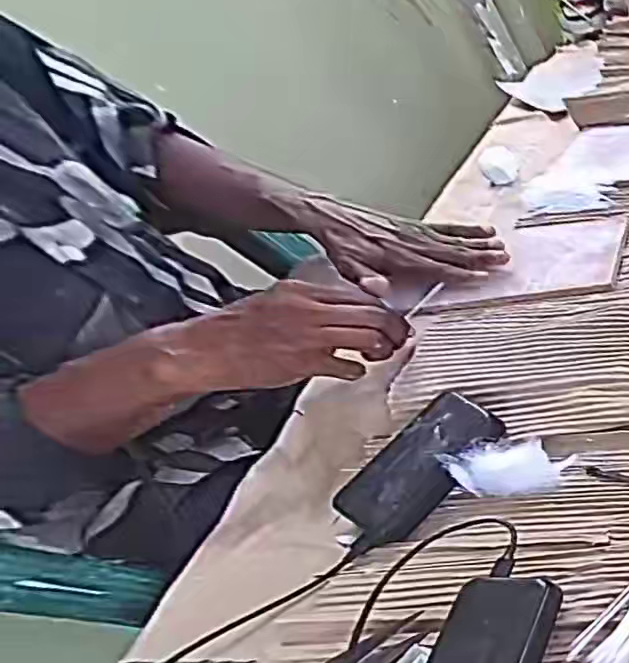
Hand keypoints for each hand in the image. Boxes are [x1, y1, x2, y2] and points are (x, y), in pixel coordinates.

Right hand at [149, 280, 410, 393]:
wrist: (196, 351)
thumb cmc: (237, 329)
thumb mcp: (279, 302)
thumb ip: (319, 304)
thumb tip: (361, 310)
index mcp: (301, 292)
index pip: (364, 296)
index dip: (387, 312)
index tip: (393, 322)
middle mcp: (308, 310)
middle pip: (376, 315)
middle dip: (396, 330)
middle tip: (397, 340)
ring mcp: (308, 335)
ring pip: (371, 337)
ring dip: (384, 349)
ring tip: (376, 354)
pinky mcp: (306, 361)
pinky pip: (351, 366)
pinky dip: (357, 370)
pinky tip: (350, 369)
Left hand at [291, 194, 507, 296]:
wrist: (327, 216)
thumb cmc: (340, 245)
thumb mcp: (345, 265)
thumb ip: (364, 278)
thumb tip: (379, 290)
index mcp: (400, 257)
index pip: (438, 267)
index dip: (461, 272)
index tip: (483, 275)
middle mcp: (413, 244)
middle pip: (454, 252)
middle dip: (480, 256)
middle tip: (503, 258)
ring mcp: (417, 232)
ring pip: (455, 240)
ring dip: (480, 243)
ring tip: (502, 246)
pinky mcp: (417, 225)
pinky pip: (448, 228)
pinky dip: (468, 229)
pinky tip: (485, 230)